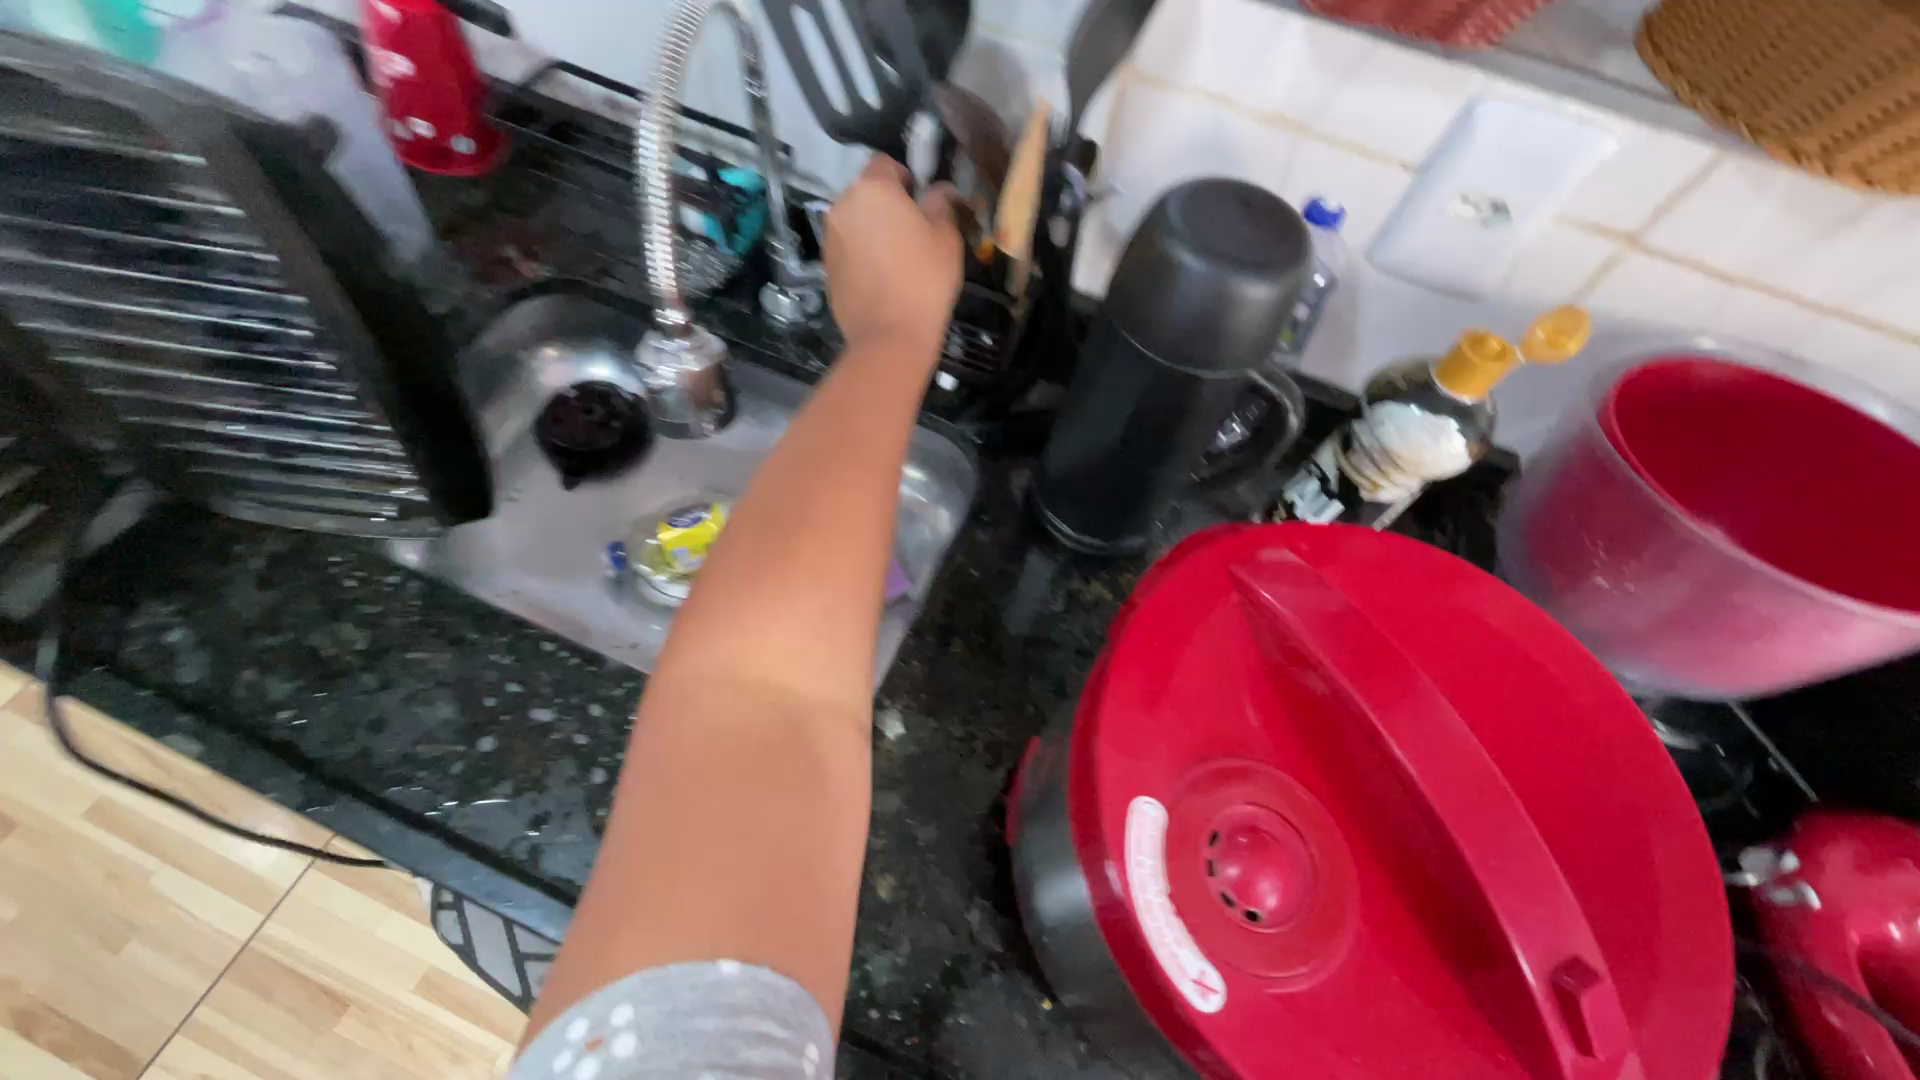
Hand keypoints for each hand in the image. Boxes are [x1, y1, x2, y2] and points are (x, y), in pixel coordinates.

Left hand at [823, 156, 962, 354]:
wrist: (889, 336)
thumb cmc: (925, 280)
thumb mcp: (946, 238)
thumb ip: (941, 205)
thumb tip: (939, 192)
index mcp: (872, 189)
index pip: (885, 163)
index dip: (904, 177)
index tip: (920, 200)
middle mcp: (842, 206)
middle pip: (866, 194)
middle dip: (886, 205)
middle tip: (912, 232)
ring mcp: (830, 239)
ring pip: (854, 222)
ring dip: (872, 230)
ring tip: (896, 259)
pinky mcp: (825, 269)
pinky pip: (847, 250)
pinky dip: (862, 255)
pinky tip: (881, 279)